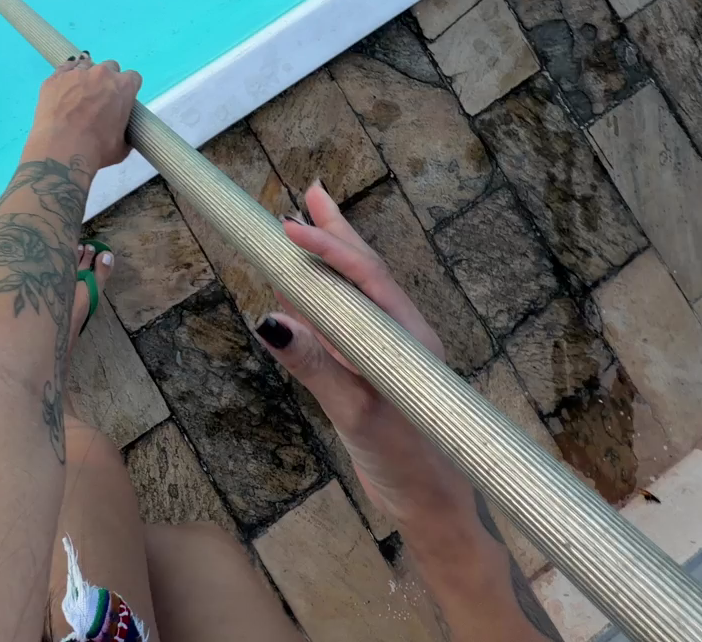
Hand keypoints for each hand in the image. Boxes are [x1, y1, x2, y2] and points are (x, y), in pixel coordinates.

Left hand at [26, 55, 141, 168]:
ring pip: (85, 65)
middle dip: (106, 80)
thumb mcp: (122, 145)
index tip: (120, 100)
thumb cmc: (97, 150)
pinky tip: (62, 89)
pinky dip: (65, 77)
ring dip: (85, 77)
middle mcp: (102, 73)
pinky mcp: (55, 77)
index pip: (132, 77)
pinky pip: (64, 69)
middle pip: (109, 67)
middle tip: (98, 99)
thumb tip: (122, 132)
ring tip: (77, 95)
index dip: (127, 89)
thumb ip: (125, 131)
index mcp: (123, 87)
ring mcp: (76, 73)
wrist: (61, 149)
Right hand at [257, 182, 474, 522]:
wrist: (433, 508)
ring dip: (327, 255)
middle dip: (336, 230)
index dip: (328, 246)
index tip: (288, 225)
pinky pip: (338, 320)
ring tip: (307, 220)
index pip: (364, 275)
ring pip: (351, 291)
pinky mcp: (366, 367)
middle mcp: (394, 332)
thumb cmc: (409, 463)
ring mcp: (380, 349)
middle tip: (312, 193)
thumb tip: (268, 321)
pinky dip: (315, 295)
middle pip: (362, 270)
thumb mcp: (359, 414)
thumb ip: (316, 366)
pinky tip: (296, 286)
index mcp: (404, 334)